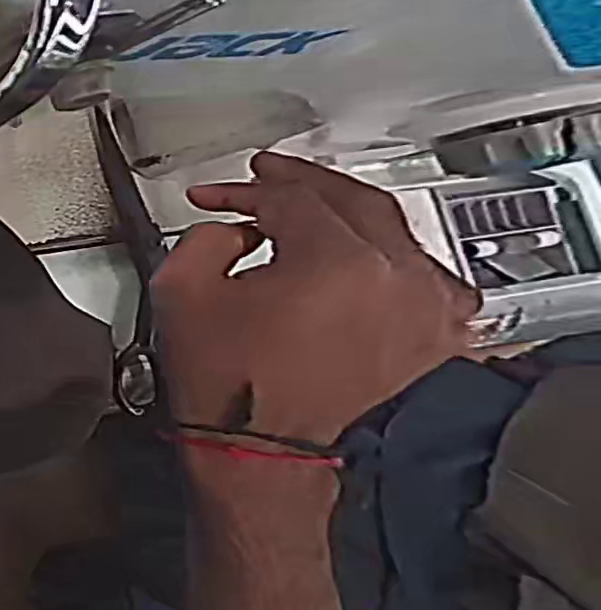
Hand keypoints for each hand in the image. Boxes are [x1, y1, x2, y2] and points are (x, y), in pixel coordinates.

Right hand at [152, 151, 479, 446]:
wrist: (255, 436)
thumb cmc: (223, 375)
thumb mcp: (179, 289)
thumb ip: (205, 237)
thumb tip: (233, 229)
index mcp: (339, 264)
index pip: (292, 200)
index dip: (243, 190)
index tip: (213, 196)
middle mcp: (400, 280)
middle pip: (354, 203)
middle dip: (300, 183)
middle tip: (265, 173)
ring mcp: (427, 309)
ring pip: (391, 232)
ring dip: (340, 213)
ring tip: (302, 207)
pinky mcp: (431, 333)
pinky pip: (416, 271)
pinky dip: (379, 251)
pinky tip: (352, 248)